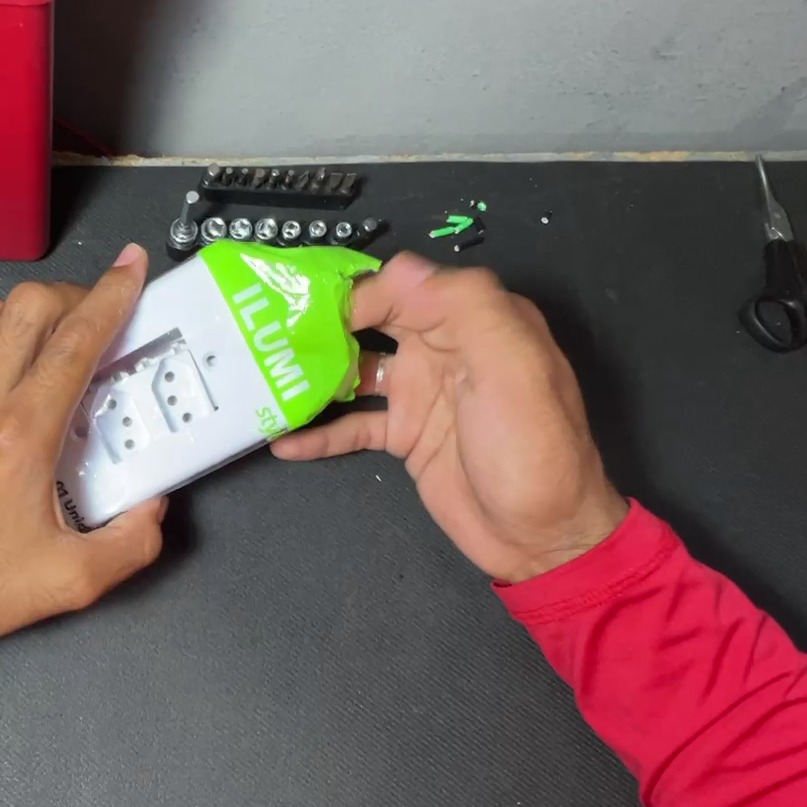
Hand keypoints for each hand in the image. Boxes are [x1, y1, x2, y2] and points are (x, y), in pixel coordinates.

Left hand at [0, 244, 166, 683]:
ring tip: (46, 344)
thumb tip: (153, 507)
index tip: (131, 270)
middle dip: (70, 296)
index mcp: (20, 435)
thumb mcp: (67, 583)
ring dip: (24, 317)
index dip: (112, 296)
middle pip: (28, 306)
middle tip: (92, 317)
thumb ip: (131, 544)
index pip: (76, 340)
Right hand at [272, 254, 625, 583]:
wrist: (541, 537)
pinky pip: (352, 427)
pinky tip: (284, 441)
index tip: (315, 318)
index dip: (360, 295)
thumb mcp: (512, 370)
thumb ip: (464, 309)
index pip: (407, 288)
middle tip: (272, 341)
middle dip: (323, 328)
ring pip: (354, 373)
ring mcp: (421, 395)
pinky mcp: (404, 438)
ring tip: (266, 382)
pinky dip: (318, 434)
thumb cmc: (534, 451)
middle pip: (373, 324)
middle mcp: (445, 350)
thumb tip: (396, 268)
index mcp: (477, 323)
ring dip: (313, 377)